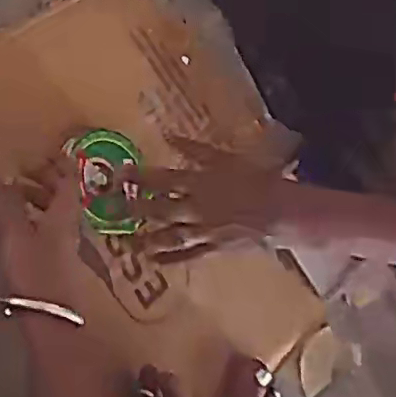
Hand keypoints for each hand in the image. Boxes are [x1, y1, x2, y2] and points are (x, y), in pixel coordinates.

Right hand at [0, 160, 84, 302]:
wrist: (50, 326)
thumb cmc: (36, 271)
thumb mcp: (15, 232)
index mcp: (64, 214)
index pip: (67, 180)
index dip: (57, 164)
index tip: (41, 153)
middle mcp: (67, 229)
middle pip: (60, 199)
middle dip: (40, 184)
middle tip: (16, 176)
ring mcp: (60, 252)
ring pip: (50, 219)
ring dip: (32, 205)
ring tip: (6, 201)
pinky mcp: (50, 271)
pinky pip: (40, 238)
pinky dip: (26, 226)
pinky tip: (6, 233)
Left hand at [133, 139, 287, 264]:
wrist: (282, 212)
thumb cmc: (254, 179)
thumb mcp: (223, 157)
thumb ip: (193, 148)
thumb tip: (168, 135)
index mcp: (197, 182)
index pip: (161, 179)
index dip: (138, 177)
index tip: (119, 175)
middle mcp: (196, 207)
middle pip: (160, 208)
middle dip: (136, 209)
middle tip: (113, 209)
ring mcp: (204, 230)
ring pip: (170, 235)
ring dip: (148, 238)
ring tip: (127, 241)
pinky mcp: (214, 248)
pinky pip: (189, 255)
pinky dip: (171, 259)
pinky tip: (154, 261)